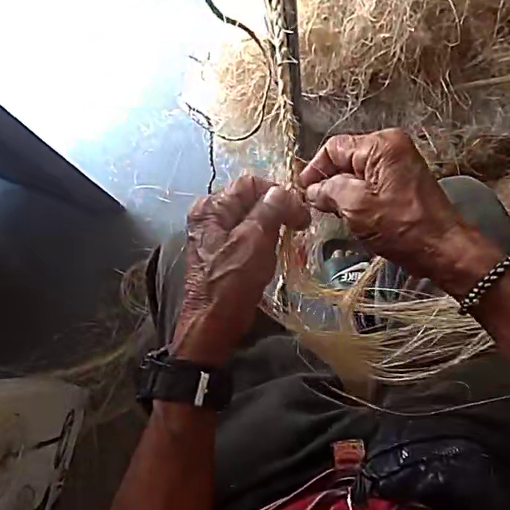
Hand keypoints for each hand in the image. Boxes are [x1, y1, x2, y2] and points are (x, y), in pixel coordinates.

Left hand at [174, 175, 308, 364]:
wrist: (212, 325)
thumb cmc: (231, 284)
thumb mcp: (253, 242)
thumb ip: (269, 210)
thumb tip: (283, 191)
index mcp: (211, 208)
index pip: (251, 183)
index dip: (279, 194)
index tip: (299, 215)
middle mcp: (210, 217)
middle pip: (252, 201)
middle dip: (278, 212)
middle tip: (298, 229)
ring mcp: (216, 237)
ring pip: (253, 221)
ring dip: (274, 229)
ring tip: (289, 244)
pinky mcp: (224, 256)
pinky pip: (250, 239)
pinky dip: (266, 244)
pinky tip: (275, 255)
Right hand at [297, 130, 501, 295]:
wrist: (442, 249)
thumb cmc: (402, 227)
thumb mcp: (356, 206)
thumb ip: (329, 191)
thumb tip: (312, 191)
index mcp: (381, 145)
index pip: (333, 148)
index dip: (314, 170)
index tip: (302, 194)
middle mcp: (391, 146)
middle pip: (345, 159)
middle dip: (328, 182)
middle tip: (315, 207)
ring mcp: (399, 164)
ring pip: (356, 173)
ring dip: (341, 192)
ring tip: (332, 214)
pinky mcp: (403, 182)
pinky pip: (370, 183)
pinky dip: (357, 197)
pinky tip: (352, 215)